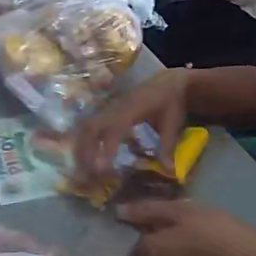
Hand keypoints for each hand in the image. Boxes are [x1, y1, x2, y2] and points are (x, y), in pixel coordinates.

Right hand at [72, 70, 189, 184]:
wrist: (170, 81)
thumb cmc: (171, 101)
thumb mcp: (173, 123)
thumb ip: (167, 146)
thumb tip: (169, 172)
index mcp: (132, 107)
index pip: (114, 127)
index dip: (107, 146)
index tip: (102, 168)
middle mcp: (116, 106)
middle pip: (92, 126)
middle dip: (85, 149)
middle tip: (86, 174)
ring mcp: (111, 108)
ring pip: (87, 126)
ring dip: (82, 147)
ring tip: (83, 170)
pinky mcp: (110, 111)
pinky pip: (91, 125)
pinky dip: (86, 142)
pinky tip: (87, 157)